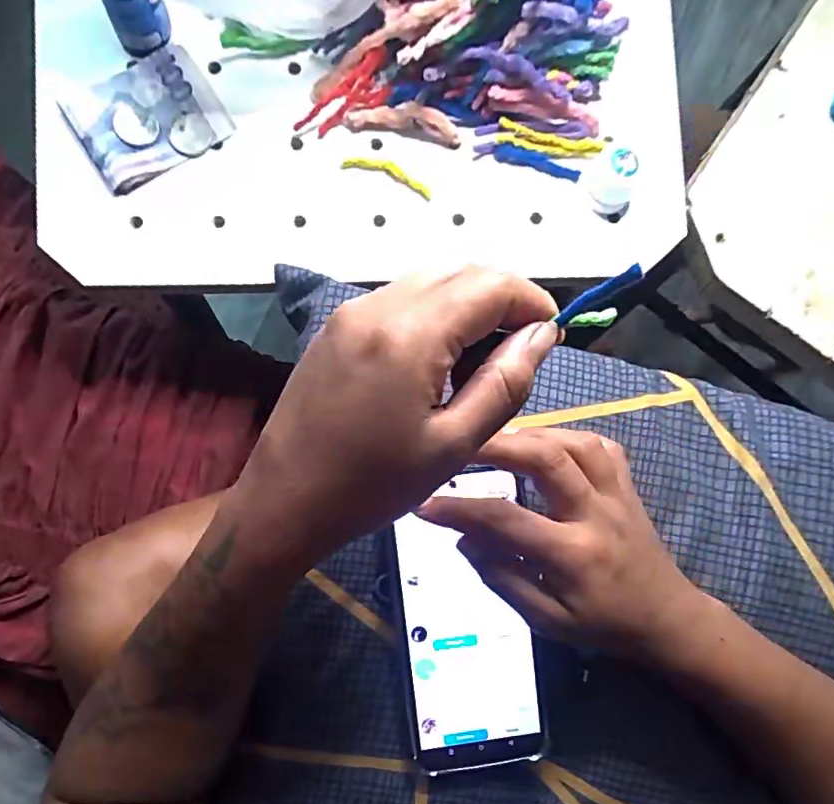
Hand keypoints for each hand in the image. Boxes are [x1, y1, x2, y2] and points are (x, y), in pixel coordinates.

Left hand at [229, 267, 559, 569]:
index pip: (490, 284)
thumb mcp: (452, 446)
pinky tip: (432, 365)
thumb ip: (504, 385)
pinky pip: (395, 303)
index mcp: (409, 335)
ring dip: (464, 308)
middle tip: (516, 353)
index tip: (549, 335)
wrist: (284, 501)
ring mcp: (348, 315)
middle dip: (500, 301)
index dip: (531, 300)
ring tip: (476, 365)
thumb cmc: (370, 487)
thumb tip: (540, 335)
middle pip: (458, 273)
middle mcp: (376, 307)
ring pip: (426, 283)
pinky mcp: (332, 331)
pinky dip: (429, 318)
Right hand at [416, 427, 708, 660]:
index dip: (459, 509)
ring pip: (576, 441)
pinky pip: (601, 446)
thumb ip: (503, 578)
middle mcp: (595, 515)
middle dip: (497, 445)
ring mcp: (617, 495)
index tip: (423, 503)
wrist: (667, 618)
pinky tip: (544, 446)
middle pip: (547, 458)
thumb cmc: (603, 625)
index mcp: (571, 554)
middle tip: (458, 445)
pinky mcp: (628, 487)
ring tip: (498, 442)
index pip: (504, 520)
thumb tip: (463, 540)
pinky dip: (568, 436)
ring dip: (532, 434)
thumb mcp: (546, 619)